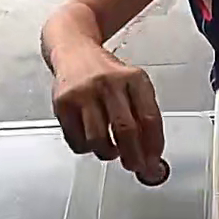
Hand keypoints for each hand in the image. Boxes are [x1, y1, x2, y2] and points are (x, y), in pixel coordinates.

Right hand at [50, 45, 165, 182]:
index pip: (150, 118)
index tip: (155, 161)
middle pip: (126, 130)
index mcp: (134, 79)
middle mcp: (110, 84)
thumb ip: (144, 115)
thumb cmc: (108, 74)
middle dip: (134, 156)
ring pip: (98, 139)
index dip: (154, 144)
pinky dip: (87, 149)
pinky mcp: (63, 103)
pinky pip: (77, 140)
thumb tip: (151, 153)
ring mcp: (84, 93)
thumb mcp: (133, 85)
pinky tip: (92, 142)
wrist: (75, 51)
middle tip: (136, 167)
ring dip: (108, 153)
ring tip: (112, 151)